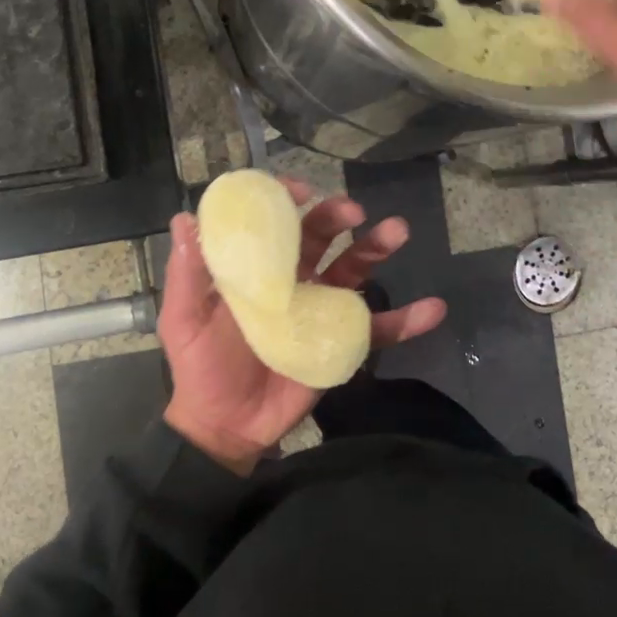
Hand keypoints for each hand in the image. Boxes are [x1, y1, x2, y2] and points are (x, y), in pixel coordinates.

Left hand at [159, 179, 447, 474]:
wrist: (226, 426)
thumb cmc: (202, 367)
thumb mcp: (184, 318)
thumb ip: (187, 272)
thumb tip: (183, 218)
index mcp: (256, 268)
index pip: (275, 223)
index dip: (288, 201)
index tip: (302, 191)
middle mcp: (292, 279)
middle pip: (321, 237)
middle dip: (338, 215)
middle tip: (354, 209)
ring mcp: (321, 309)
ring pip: (355, 269)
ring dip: (377, 247)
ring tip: (397, 231)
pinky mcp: (342, 342)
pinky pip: (378, 328)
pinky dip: (407, 319)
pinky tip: (433, 309)